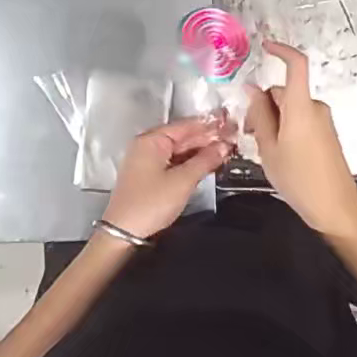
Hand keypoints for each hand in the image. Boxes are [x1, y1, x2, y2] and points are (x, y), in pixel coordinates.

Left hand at [100, 114, 235, 239]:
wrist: (124, 231)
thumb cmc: (152, 202)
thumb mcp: (182, 181)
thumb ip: (205, 160)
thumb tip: (224, 146)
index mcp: (151, 140)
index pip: (185, 126)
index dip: (209, 126)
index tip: (231, 125)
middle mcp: (147, 145)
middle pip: (182, 137)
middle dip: (207, 139)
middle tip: (233, 139)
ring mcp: (146, 160)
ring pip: (178, 151)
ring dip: (200, 152)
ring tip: (226, 151)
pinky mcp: (148, 175)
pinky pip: (173, 162)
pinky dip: (189, 163)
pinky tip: (207, 164)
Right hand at [244, 41, 356, 237]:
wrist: (335, 207)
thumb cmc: (299, 179)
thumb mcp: (269, 149)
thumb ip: (259, 115)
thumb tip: (252, 90)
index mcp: (301, 107)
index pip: (296, 65)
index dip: (281, 51)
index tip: (264, 47)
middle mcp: (315, 108)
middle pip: (284, 91)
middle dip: (263, 104)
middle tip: (249, 133)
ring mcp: (322, 121)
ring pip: (289, 107)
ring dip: (272, 119)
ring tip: (263, 149)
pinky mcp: (325, 133)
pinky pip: (299, 119)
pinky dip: (284, 128)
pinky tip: (278, 153)